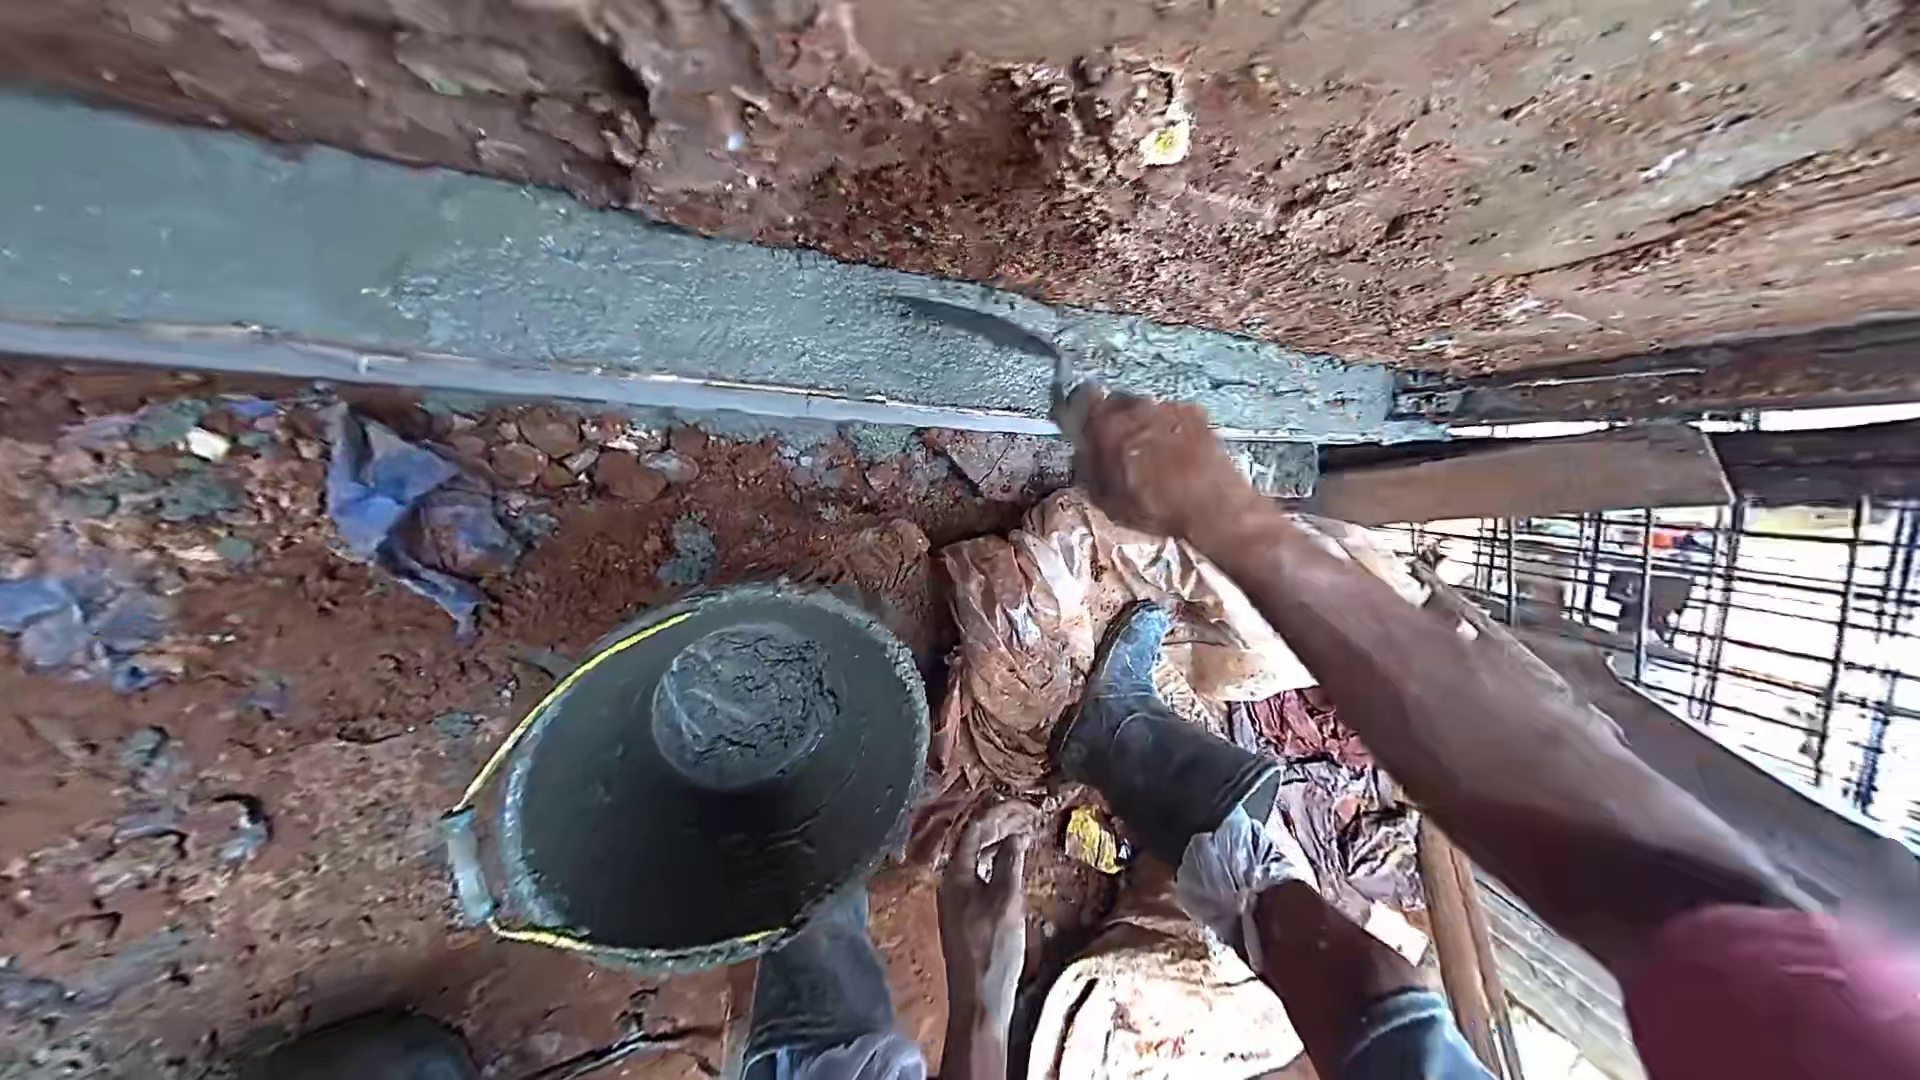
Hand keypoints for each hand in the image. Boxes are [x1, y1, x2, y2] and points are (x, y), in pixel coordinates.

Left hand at [938, 800, 1038, 1072]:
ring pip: (976, 859)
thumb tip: (1015, 835)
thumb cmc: (992, 949)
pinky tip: (1011, 868)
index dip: (998, 814)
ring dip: (998, 844)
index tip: (1021, 807)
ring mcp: (956, 899)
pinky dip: (996, 865)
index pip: (974, 830)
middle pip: (973, 842)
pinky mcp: (965, 915)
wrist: (979, 1003)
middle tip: (1026, 817)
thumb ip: (1009, 863)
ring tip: (1023, 835)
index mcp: (955, 874)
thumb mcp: (1007, 901)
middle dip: (999, 826)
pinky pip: (979, 876)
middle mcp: (950, 882)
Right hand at [1066, 386, 1260, 539]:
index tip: (1083, 429)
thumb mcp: (1107, 500)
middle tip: (1116, 449)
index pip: (1082, 402)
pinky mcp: (1196, 414)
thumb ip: (1090, 470)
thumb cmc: (1156, 506)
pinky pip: (1172, 417)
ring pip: (1145, 410)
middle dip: (1112, 422)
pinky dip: (1169, 430)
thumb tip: (1085, 458)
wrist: (1212, 506)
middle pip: (1115, 404)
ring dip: (1142, 426)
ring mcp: (1168, 407)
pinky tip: (1174, 455)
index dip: (1081, 416)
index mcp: (1106, 425)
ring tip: (1149, 457)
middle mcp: (1136, 407)